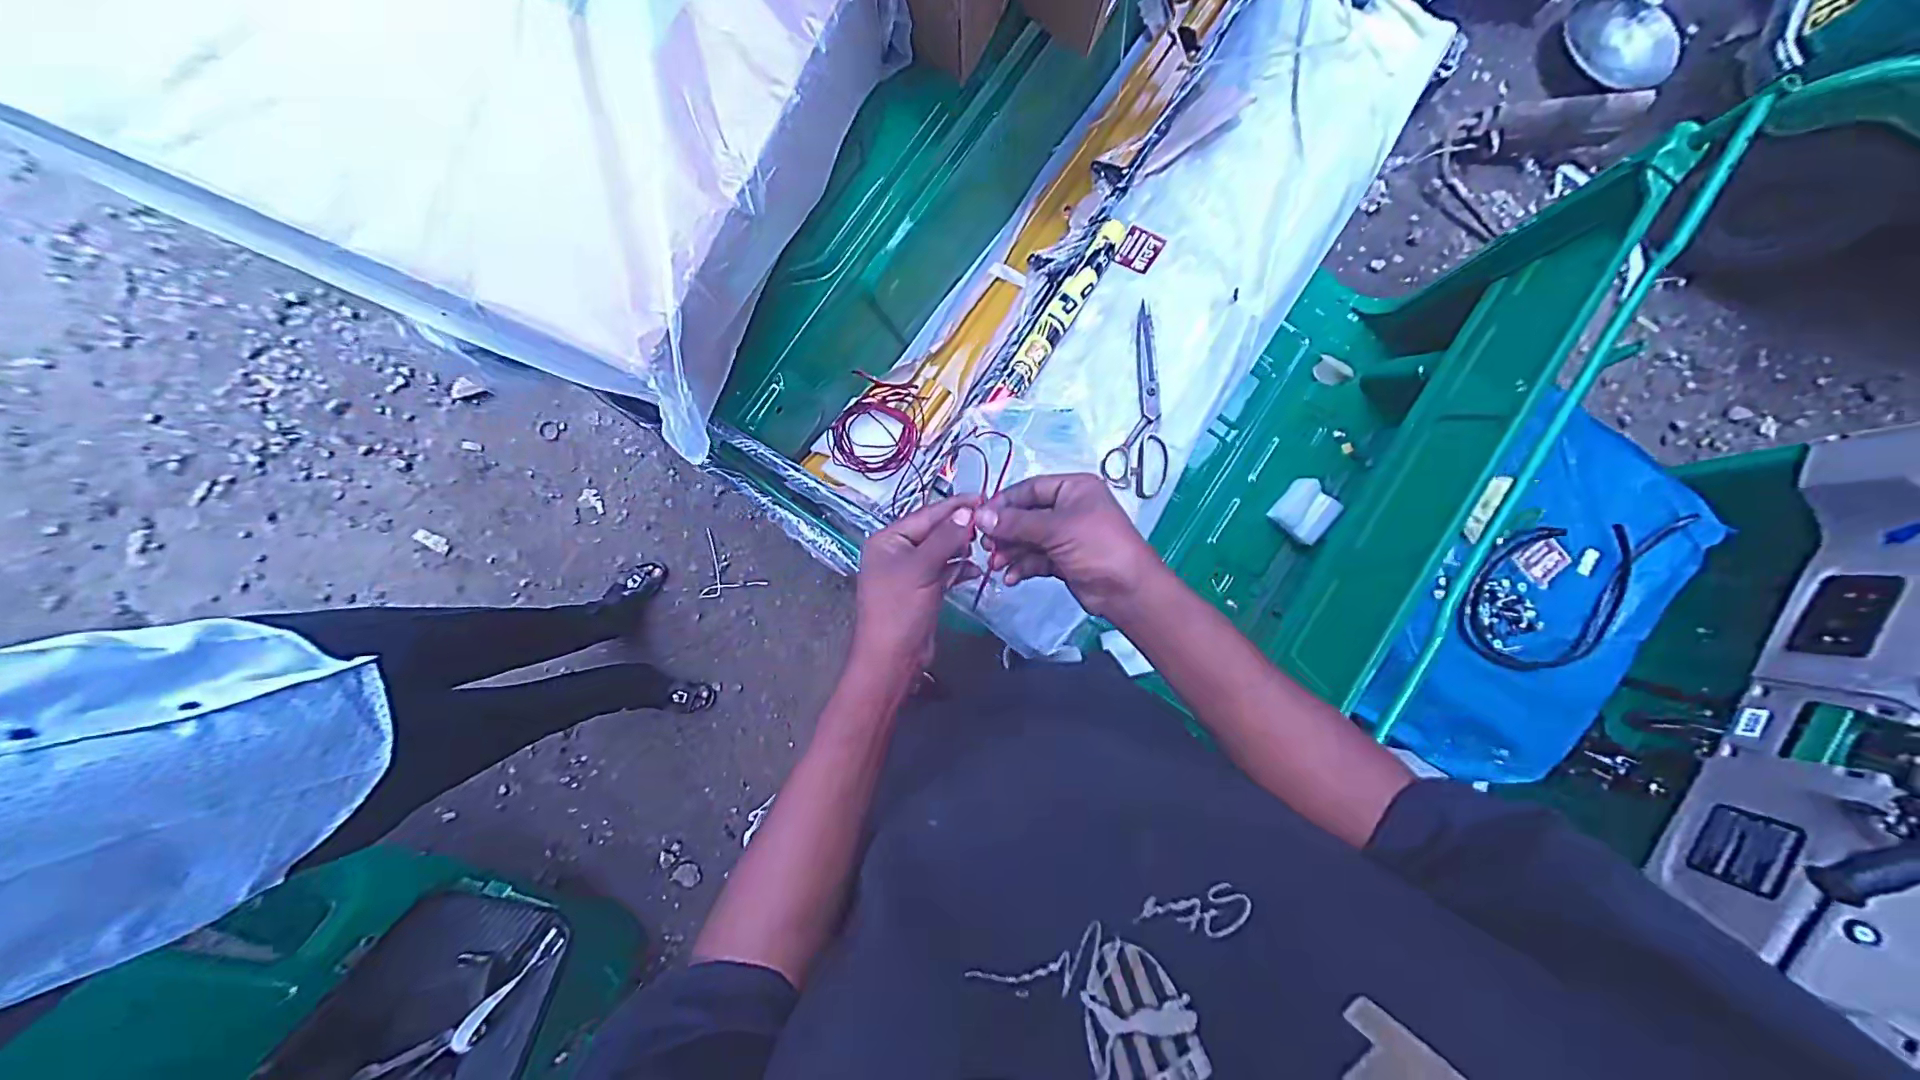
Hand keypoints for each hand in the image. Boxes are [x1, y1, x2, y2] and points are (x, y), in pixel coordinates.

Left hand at [851, 494, 981, 675]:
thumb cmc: (900, 609)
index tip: (983, 498)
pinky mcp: (922, 588)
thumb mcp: (922, 568)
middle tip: (989, 521)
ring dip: (961, 547)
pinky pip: (944, 570)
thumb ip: (945, 538)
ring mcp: (909, 571)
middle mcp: (896, 551)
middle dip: (960, 526)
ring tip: (985, 544)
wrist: (893, 658)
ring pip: (941, 550)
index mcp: (887, 539)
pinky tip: (976, 569)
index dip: (954, 506)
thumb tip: (967, 512)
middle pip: (934, 530)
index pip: (926, 514)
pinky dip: (959, 568)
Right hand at [976, 473, 1165, 616]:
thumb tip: (980, 516)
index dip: (1004, 502)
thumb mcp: (1056, 528)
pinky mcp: (1064, 560)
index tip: (980, 517)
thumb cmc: (1097, 546)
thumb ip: (1016, 523)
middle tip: (985, 544)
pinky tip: (1010, 577)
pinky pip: (1036, 559)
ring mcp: (1066, 536)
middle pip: (1026, 515)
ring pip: (1028, 539)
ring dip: (1010, 551)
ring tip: (995, 563)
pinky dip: (1022, 566)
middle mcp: (1069, 509)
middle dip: (1005, 531)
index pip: (1030, 489)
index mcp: (1074, 489)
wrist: (1127, 590)